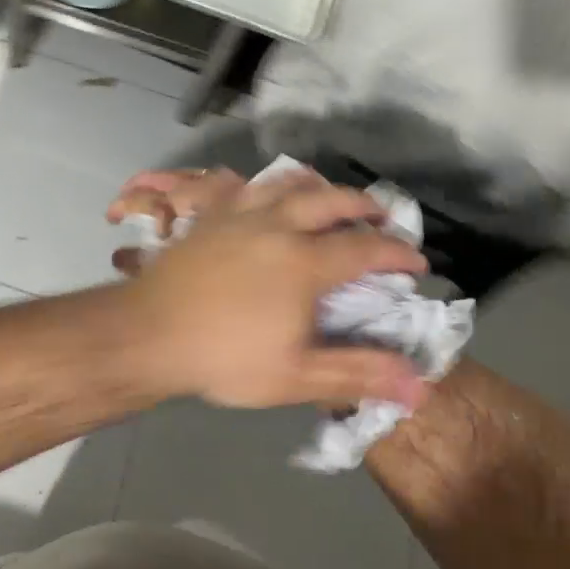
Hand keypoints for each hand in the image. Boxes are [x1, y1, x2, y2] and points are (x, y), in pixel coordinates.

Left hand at [118, 173, 430, 410]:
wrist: (149, 332)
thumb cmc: (224, 357)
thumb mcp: (295, 376)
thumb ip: (357, 374)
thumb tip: (420, 385)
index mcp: (304, 262)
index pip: (364, 247)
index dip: (397, 252)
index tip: (417, 260)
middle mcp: (276, 225)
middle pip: (329, 200)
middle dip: (364, 205)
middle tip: (382, 215)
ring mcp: (238, 214)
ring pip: (286, 183)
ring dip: (317, 186)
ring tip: (329, 195)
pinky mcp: (208, 214)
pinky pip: (243, 185)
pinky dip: (266, 184)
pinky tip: (265, 194)